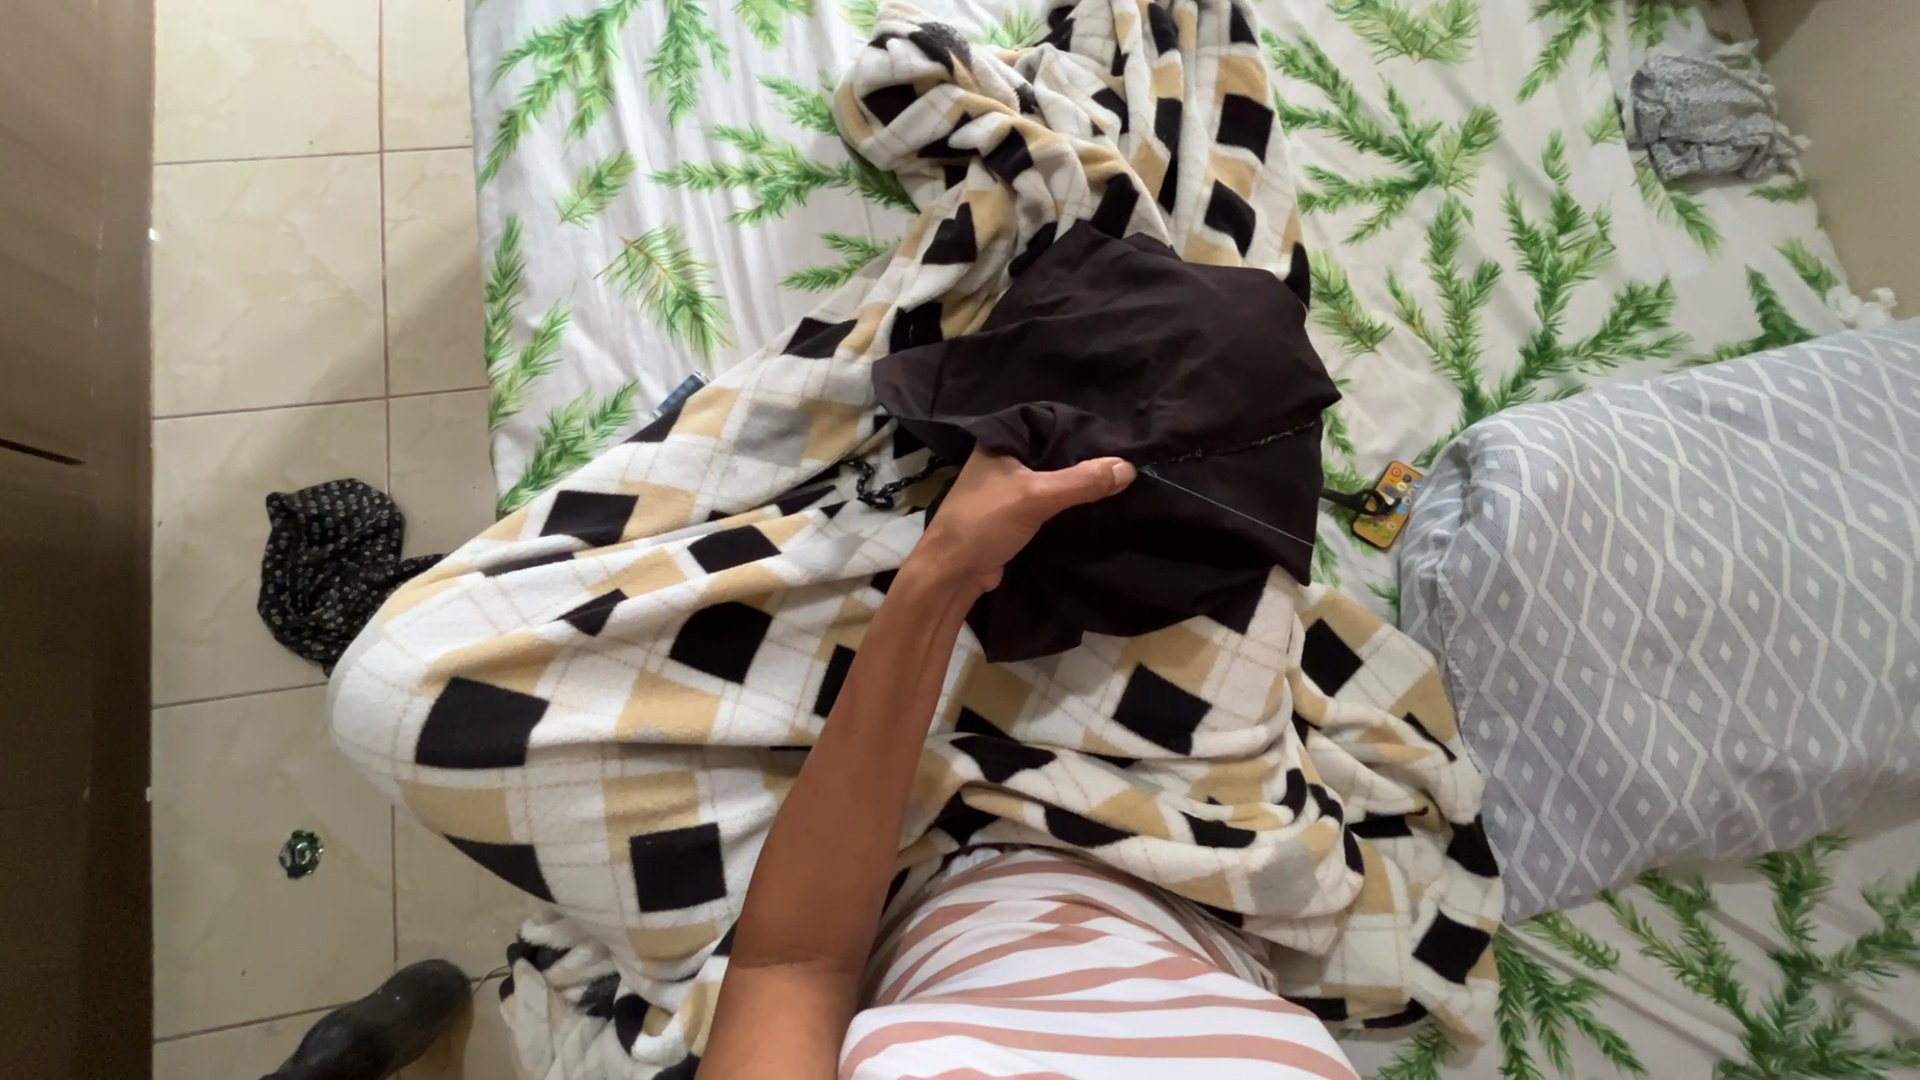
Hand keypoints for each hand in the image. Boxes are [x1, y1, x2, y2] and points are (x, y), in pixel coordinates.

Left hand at [906, 448, 1135, 595]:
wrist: (952, 574)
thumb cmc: (984, 523)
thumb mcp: (1036, 496)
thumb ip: (1082, 481)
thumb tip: (1130, 467)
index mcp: (999, 442)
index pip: (1047, 423)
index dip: (1079, 429)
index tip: (1117, 437)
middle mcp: (1001, 460)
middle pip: (1052, 453)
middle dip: (1082, 460)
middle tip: (1123, 462)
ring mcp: (1006, 489)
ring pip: (1050, 480)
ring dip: (1075, 485)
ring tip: (1116, 481)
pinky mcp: (1012, 516)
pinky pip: (1047, 503)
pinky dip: (1066, 505)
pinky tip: (1094, 506)